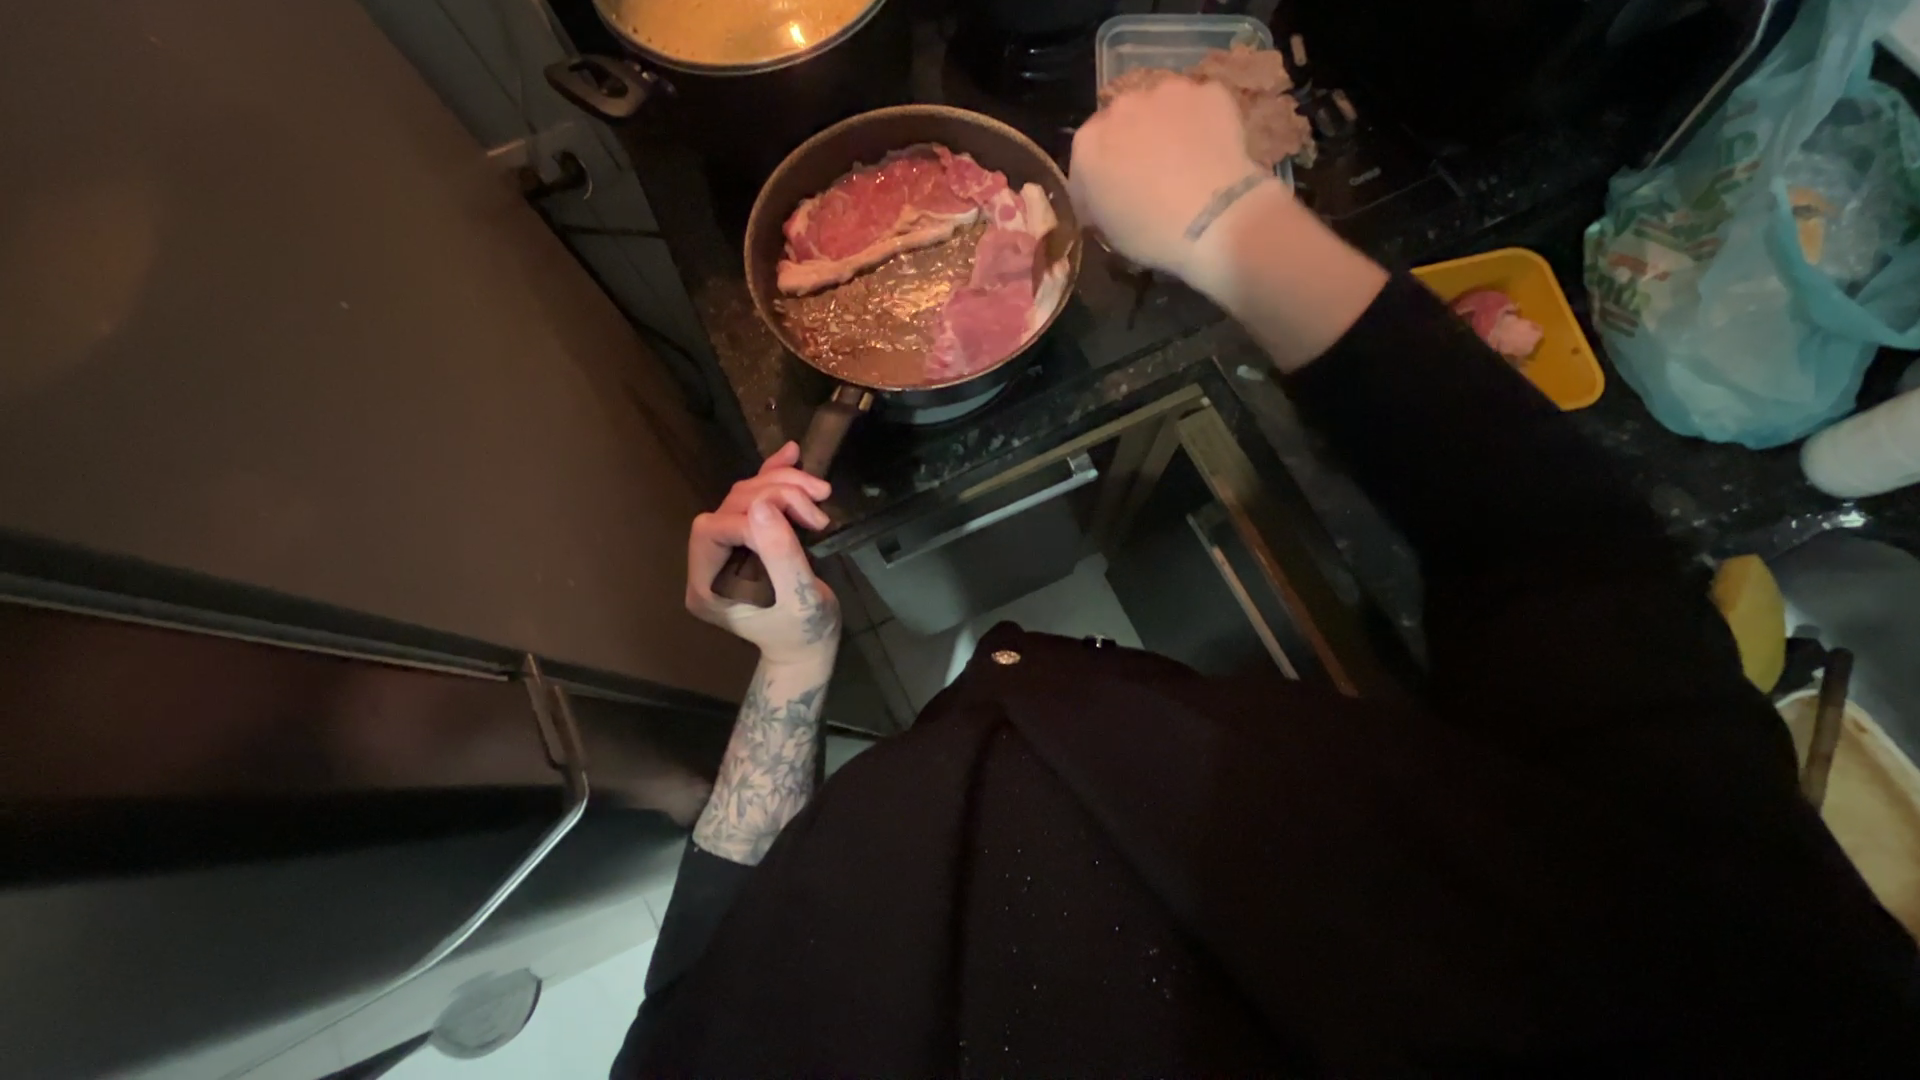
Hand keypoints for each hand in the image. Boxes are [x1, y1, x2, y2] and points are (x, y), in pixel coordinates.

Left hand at [686, 443, 840, 668]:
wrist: (811, 648)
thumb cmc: (806, 632)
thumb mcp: (801, 599)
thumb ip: (781, 555)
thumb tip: (763, 505)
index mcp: (707, 585)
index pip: (715, 530)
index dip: (755, 517)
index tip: (801, 525)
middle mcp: (707, 564)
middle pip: (729, 506)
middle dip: (776, 494)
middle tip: (819, 505)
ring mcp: (726, 550)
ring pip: (744, 496)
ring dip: (783, 485)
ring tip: (820, 493)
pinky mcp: (747, 537)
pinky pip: (755, 498)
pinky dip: (774, 477)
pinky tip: (793, 456)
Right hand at [1069, 77, 1274, 282]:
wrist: (1214, 219)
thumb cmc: (1151, 233)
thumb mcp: (1107, 229)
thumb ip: (1098, 202)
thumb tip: (1106, 195)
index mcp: (1087, 144)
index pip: (1084, 162)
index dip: (1096, 184)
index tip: (1110, 203)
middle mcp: (1120, 107)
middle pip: (1120, 124)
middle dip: (1129, 146)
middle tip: (1148, 178)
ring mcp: (1166, 92)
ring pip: (1159, 107)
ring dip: (1163, 128)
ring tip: (1181, 160)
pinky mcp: (1208, 90)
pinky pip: (1197, 106)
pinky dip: (1200, 123)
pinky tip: (1209, 151)